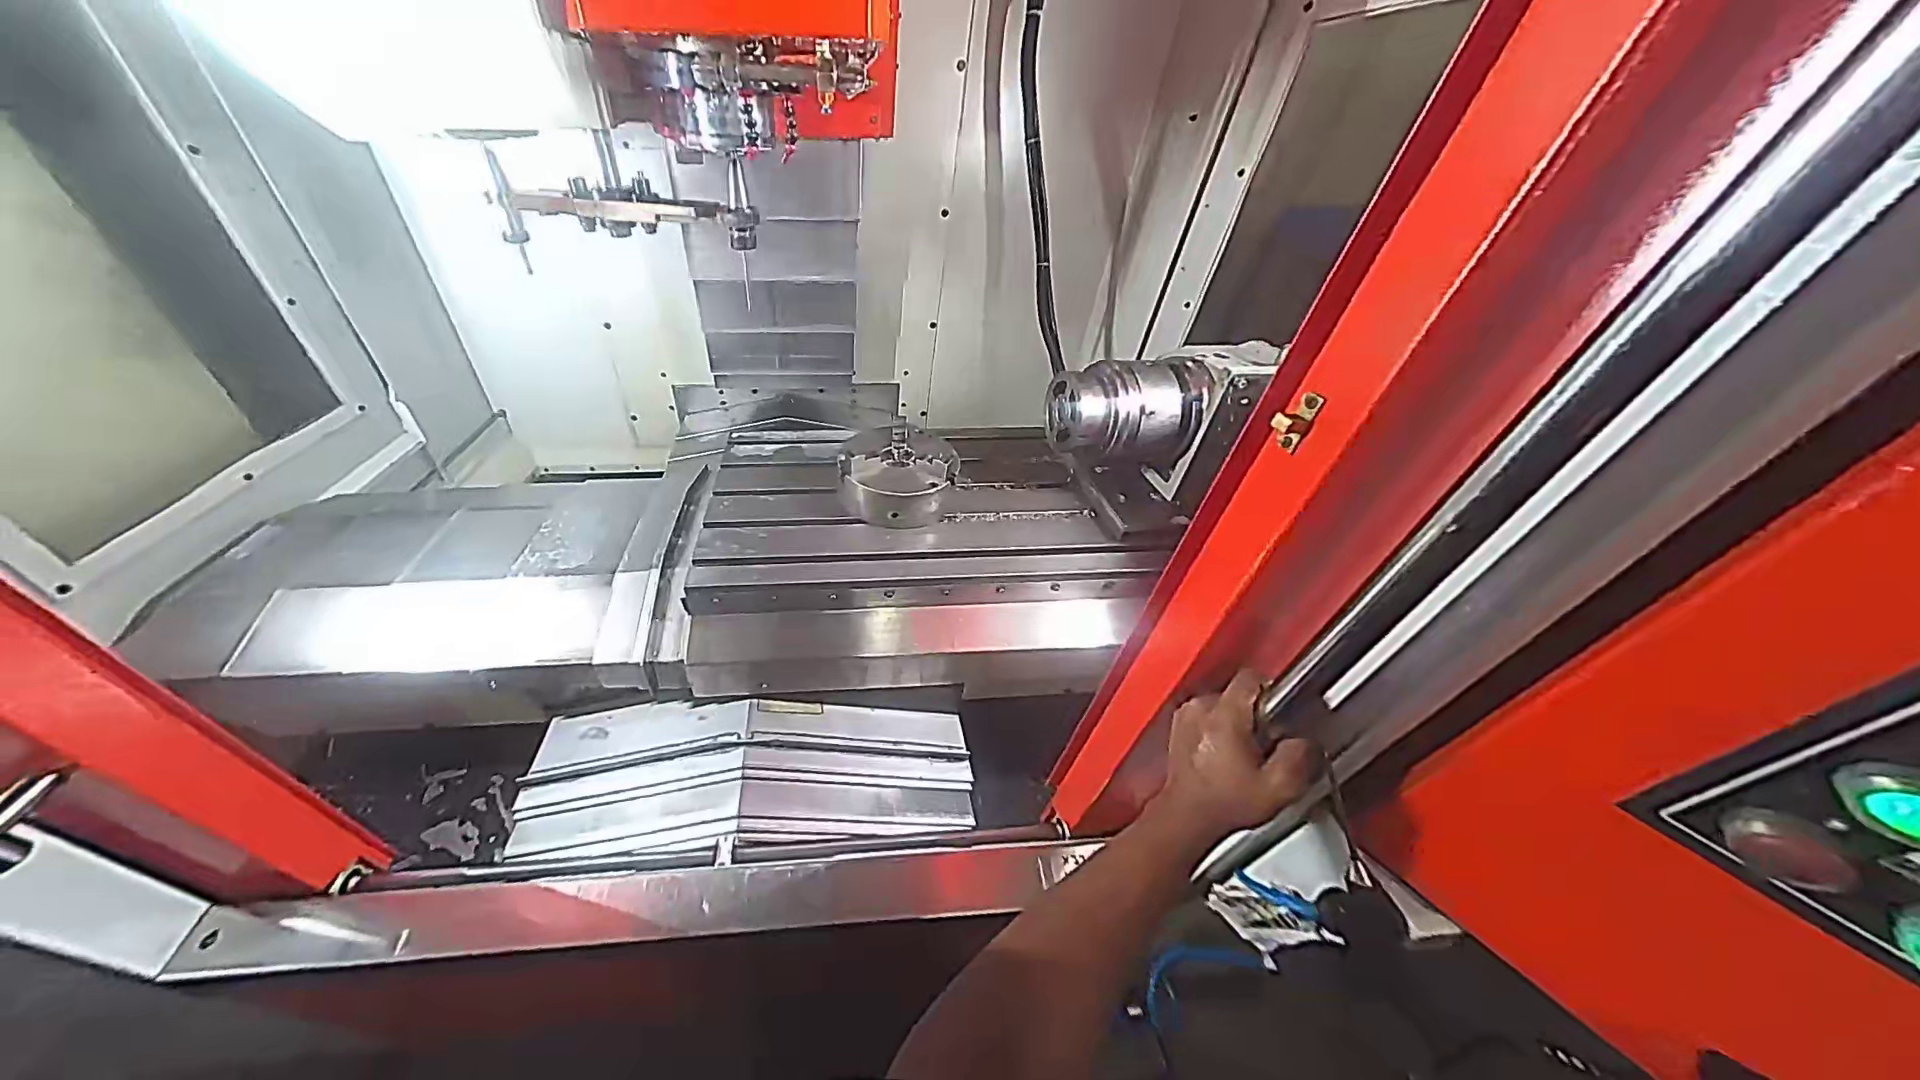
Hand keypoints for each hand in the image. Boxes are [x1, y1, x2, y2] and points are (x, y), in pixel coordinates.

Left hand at [1152, 669, 1316, 841]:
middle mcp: (1200, 709)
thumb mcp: (1278, 787)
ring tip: (1244, 752)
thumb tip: (1304, 742)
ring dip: (1235, 721)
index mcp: (1224, 716)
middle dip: (1255, 713)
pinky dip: (1217, 728)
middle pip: (1238, 693)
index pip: (1251, 678)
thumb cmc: (1225, 802)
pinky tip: (1225, 754)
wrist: (1189, 814)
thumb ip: (1299, 757)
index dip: (1272, 691)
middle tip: (1264, 742)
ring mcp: (1186, 716)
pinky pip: (1207, 715)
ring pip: (1222, 704)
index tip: (1280, 711)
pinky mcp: (1179, 726)